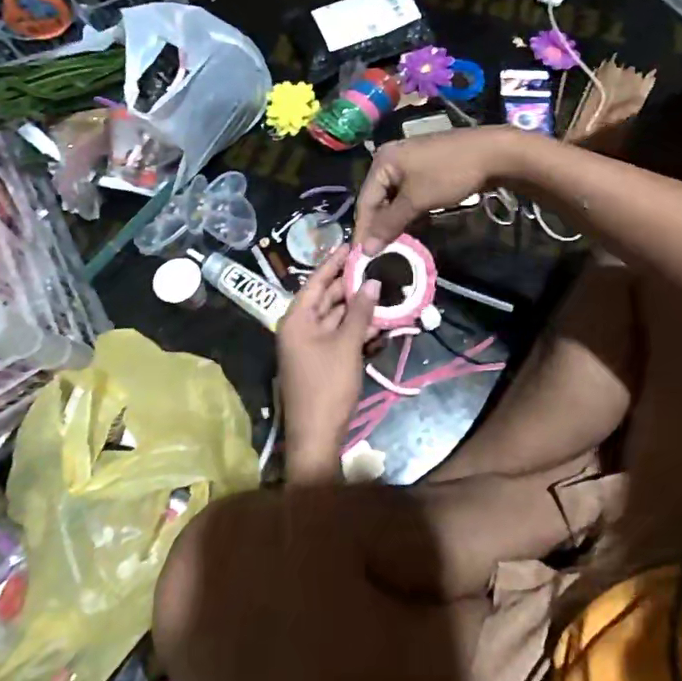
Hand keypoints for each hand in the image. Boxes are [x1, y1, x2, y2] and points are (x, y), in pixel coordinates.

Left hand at [277, 248, 380, 482]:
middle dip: (351, 285)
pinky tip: (379, 322)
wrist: (317, 435)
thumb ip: (360, 312)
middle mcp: (299, 328)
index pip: (316, 281)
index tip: (354, 245)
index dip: (335, 262)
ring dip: (358, 308)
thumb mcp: (347, 345)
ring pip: (336, 317)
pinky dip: (356, 329)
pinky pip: (339, 336)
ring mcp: (310, 345)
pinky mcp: (321, 360)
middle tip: (377, 266)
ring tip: (384, 290)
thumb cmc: (328, 385)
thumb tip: (372, 282)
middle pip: (326, 298)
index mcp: (297, 319)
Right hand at [354, 126, 530, 251]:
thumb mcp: (416, 201)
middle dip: (378, 227)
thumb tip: (366, 250)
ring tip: (391, 247)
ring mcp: (410, 162)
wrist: (492, 153)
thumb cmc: (449, 174)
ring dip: (394, 222)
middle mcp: (391, 158)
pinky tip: (410, 230)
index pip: (365, 201)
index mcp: (382, 161)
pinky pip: (409, 194)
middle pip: (378, 199)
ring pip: (394, 198)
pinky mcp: (426, 169)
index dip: (363, 231)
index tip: (361, 258)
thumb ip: (390, 224)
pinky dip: (408, 212)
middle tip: (376, 255)